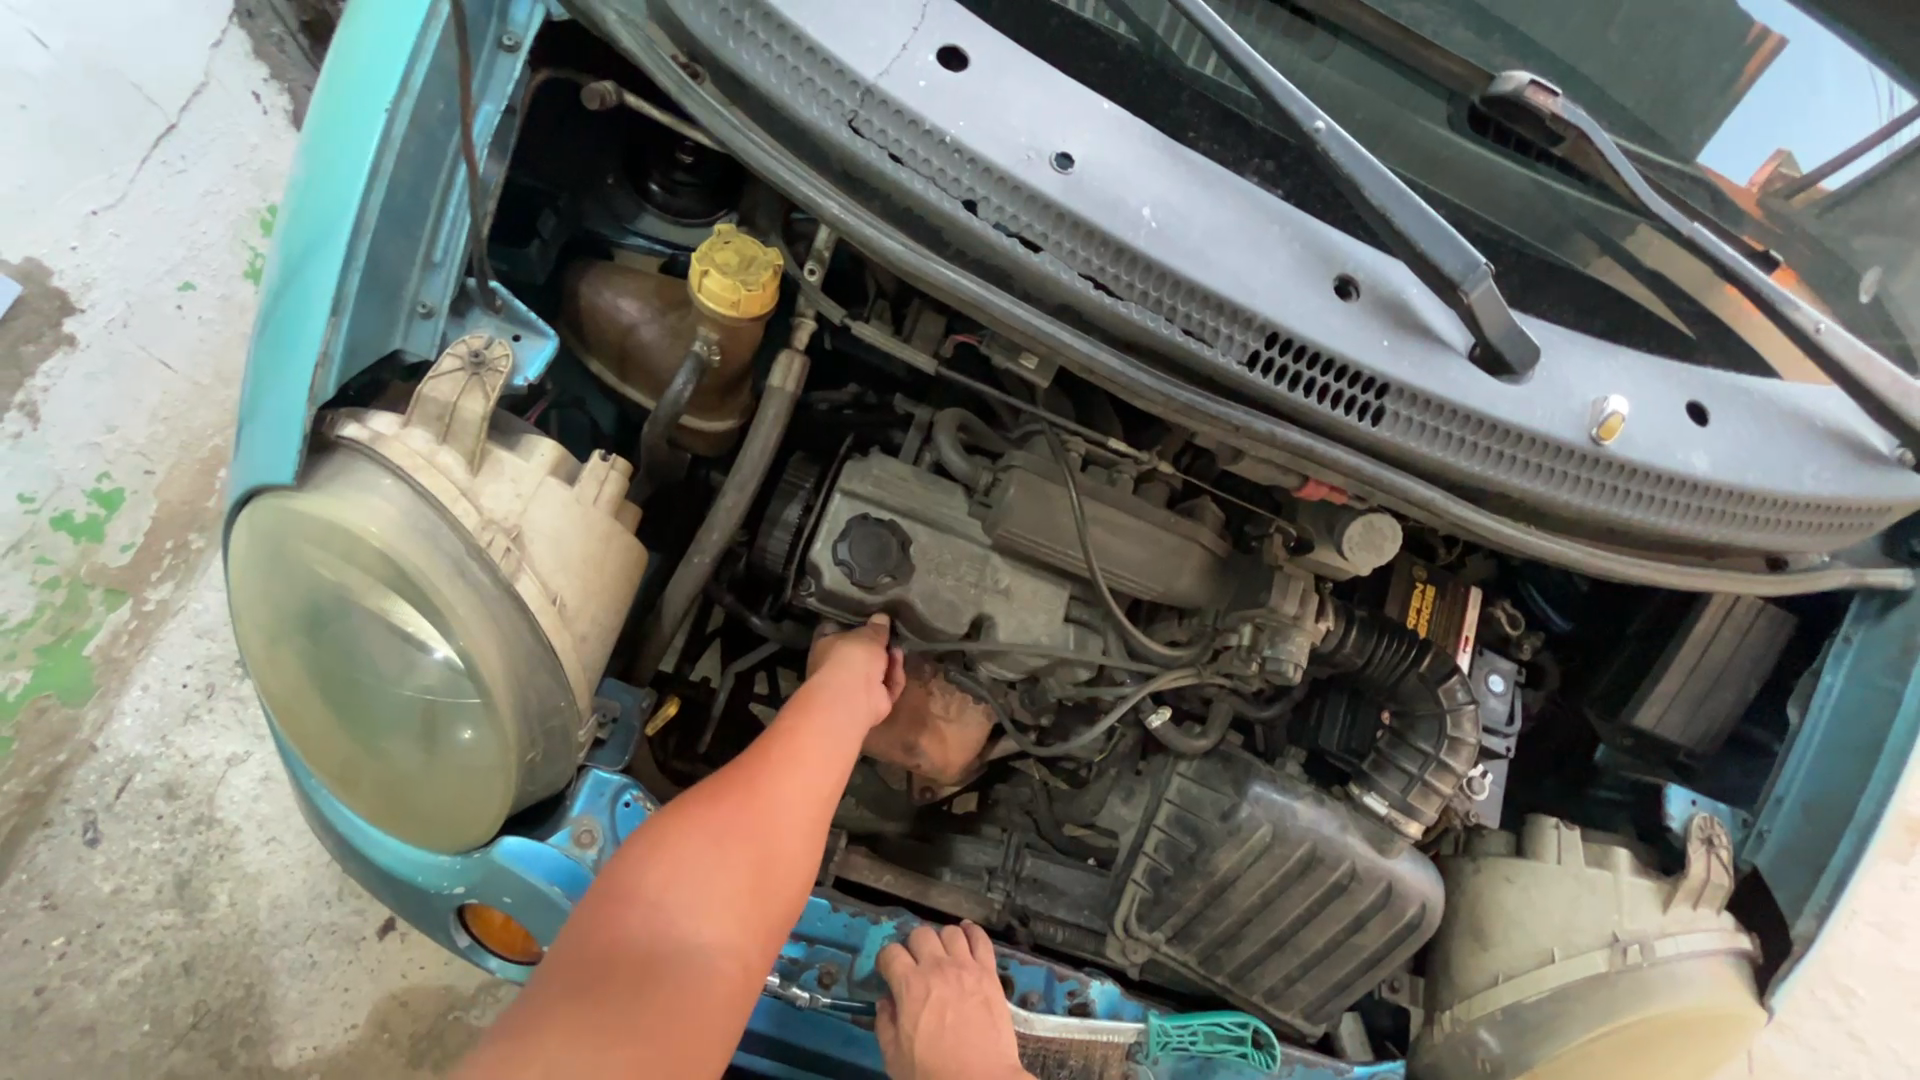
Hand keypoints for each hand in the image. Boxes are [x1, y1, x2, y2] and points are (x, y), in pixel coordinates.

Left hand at [804, 614, 906, 729]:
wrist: (853, 697)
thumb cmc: (852, 656)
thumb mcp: (869, 634)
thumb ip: (877, 627)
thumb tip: (882, 617)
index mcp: (825, 646)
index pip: (835, 631)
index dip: (853, 625)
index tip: (870, 619)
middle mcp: (836, 667)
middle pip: (860, 654)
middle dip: (878, 646)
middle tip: (891, 635)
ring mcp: (853, 687)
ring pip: (876, 672)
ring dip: (889, 661)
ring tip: (897, 649)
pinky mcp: (871, 702)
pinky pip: (886, 687)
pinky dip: (894, 677)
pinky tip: (899, 665)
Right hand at [875, 922, 1031, 1079]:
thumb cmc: (932, 1074)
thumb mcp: (895, 1058)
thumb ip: (884, 1025)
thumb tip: (884, 1002)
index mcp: (910, 985)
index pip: (890, 952)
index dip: (886, 960)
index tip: (888, 971)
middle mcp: (936, 967)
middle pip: (920, 934)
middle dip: (913, 946)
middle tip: (916, 964)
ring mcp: (965, 966)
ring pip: (950, 931)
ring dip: (941, 940)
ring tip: (942, 954)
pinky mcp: (988, 972)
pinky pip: (980, 938)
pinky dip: (972, 931)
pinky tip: (966, 932)